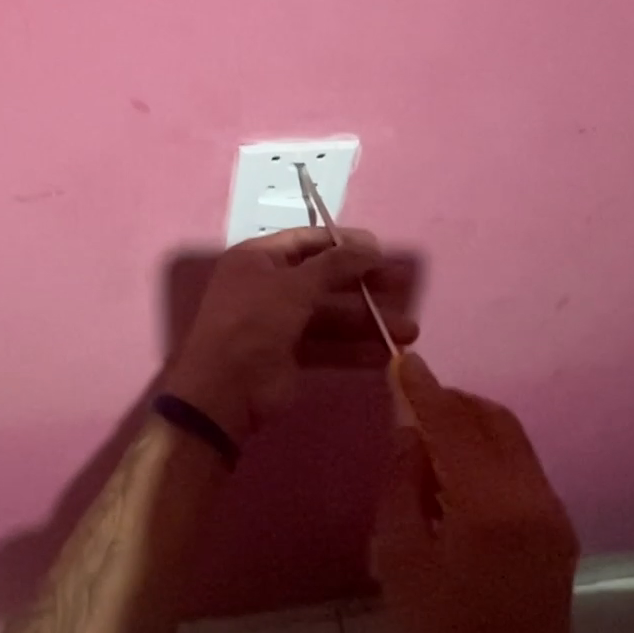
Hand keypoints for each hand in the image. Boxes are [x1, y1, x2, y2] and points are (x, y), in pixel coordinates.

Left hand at [161, 227, 418, 443]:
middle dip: (364, 284)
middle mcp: (268, 286)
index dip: (344, 243)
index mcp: (258, 259)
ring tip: (409, 330)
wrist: (224, 390)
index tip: (382, 250)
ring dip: (367, 321)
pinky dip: (355, 349)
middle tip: (404, 286)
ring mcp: (280, 322)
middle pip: (324, 278)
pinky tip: (387, 353)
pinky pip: (329, 345)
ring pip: (331, 315)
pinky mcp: (291, 355)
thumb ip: (335, 265)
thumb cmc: (254, 322)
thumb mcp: (294, 286)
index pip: (307, 241)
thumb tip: (371, 245)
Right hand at [373, 354, 579, 632]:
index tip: (401, 359)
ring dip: (472, 425)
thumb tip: (406, 426)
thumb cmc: (436, 632)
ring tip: (430, 443)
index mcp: (489, 506)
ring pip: (512, 440)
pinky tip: (458, 477)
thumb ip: (403, 479)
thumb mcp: (399, 553)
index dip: (424, 388)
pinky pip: (522, 467)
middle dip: (453, 401)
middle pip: (494, 420)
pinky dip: (489, 453)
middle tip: (412, 404)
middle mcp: (533, 498)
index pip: (452, 424)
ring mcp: (554, 515)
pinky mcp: (561, 532)